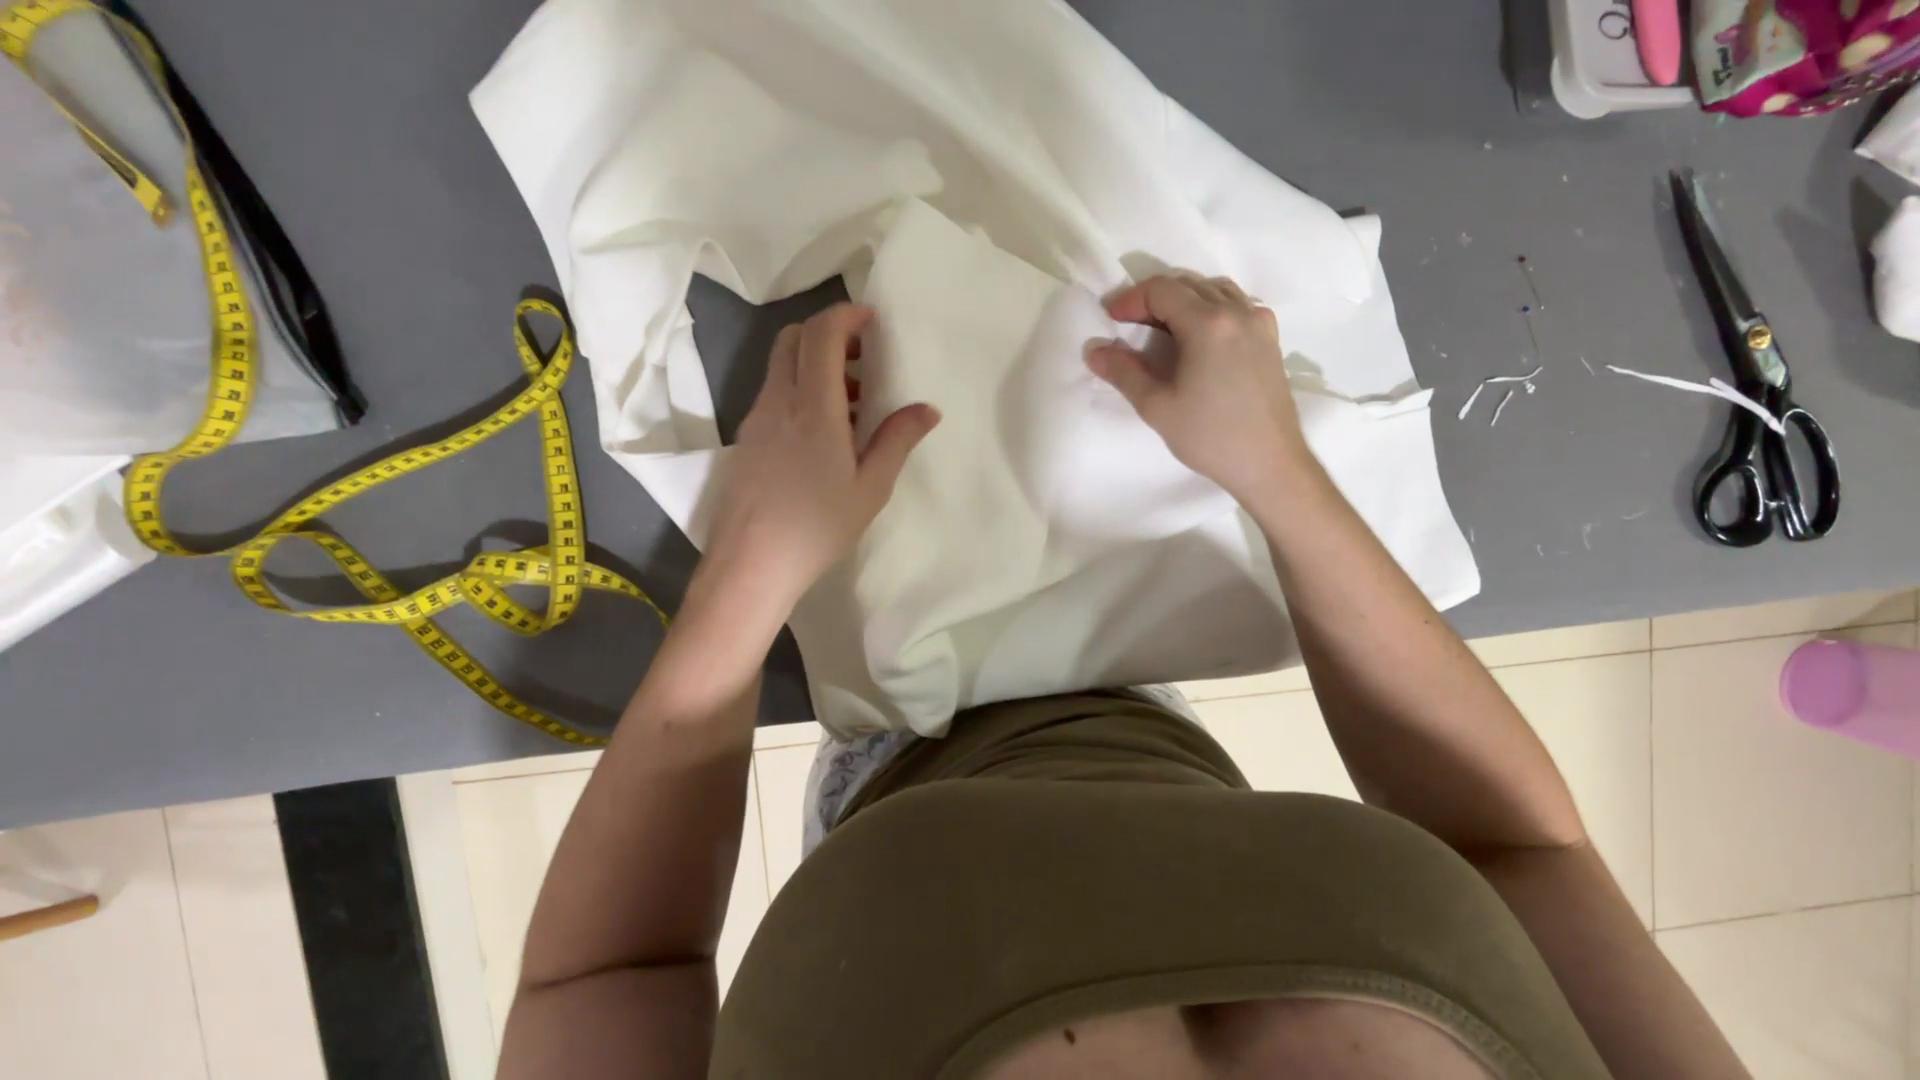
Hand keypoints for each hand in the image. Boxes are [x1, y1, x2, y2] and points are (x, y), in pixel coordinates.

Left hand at [703, 303, 939, 612]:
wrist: (750, 564)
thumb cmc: (817, 527)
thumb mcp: (870, 488)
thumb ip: (897, 440)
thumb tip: (927, 409)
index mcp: (813, 407)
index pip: (821, 334)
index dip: (847, 315)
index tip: (873, 321)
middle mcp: (778, 402)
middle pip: (793, 338)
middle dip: (829, 332)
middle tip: (863, 357)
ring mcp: (756, 419)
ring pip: (781, 366)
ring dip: (814, 363)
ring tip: (851, 400)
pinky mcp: (746, 439)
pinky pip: (774, 393)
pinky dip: (799, 389)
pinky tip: (823, 431)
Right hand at [1086, 273, 1312, 500]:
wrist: (1270, 463)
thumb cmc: (1210, 438)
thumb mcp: (1157, 406)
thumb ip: (1124, 372)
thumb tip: (1094, 351)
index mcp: (1209, 324)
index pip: (1162, 290)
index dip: (1130, 299)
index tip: (1110, 319)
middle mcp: (1238, 312)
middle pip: (1188, 285)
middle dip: (1153, 299)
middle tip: (1128, 324)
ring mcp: (1259, 323)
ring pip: (1214, 291)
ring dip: (1183, 300)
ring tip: (1160, 328)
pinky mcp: (1269, 339)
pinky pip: (1236, 306)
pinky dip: (1210, 309)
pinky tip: (1196, 337)